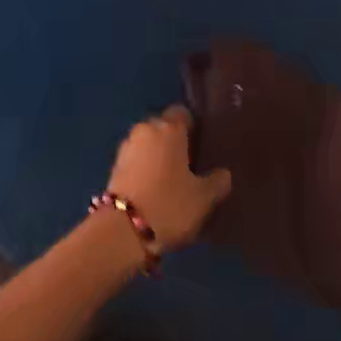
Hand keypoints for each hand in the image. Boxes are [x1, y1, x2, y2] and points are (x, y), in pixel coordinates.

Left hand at [106, 105, 231, 250]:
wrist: (124, 227)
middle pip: (164, 126)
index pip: (183, 113)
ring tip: (174, 178)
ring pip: (150, 141)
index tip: (203, 146)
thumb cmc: (170, 205)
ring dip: (160, 154)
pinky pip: (138, 156)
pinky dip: (146, 165)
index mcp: (169, 128)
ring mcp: (128, 144)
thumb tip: (224, 172)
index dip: (194, 127)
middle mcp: (146, 128)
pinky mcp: (116, 161)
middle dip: (176, 141)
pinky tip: (156, 185)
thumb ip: (218, 181)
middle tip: (192, 165)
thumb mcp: (204, 198)